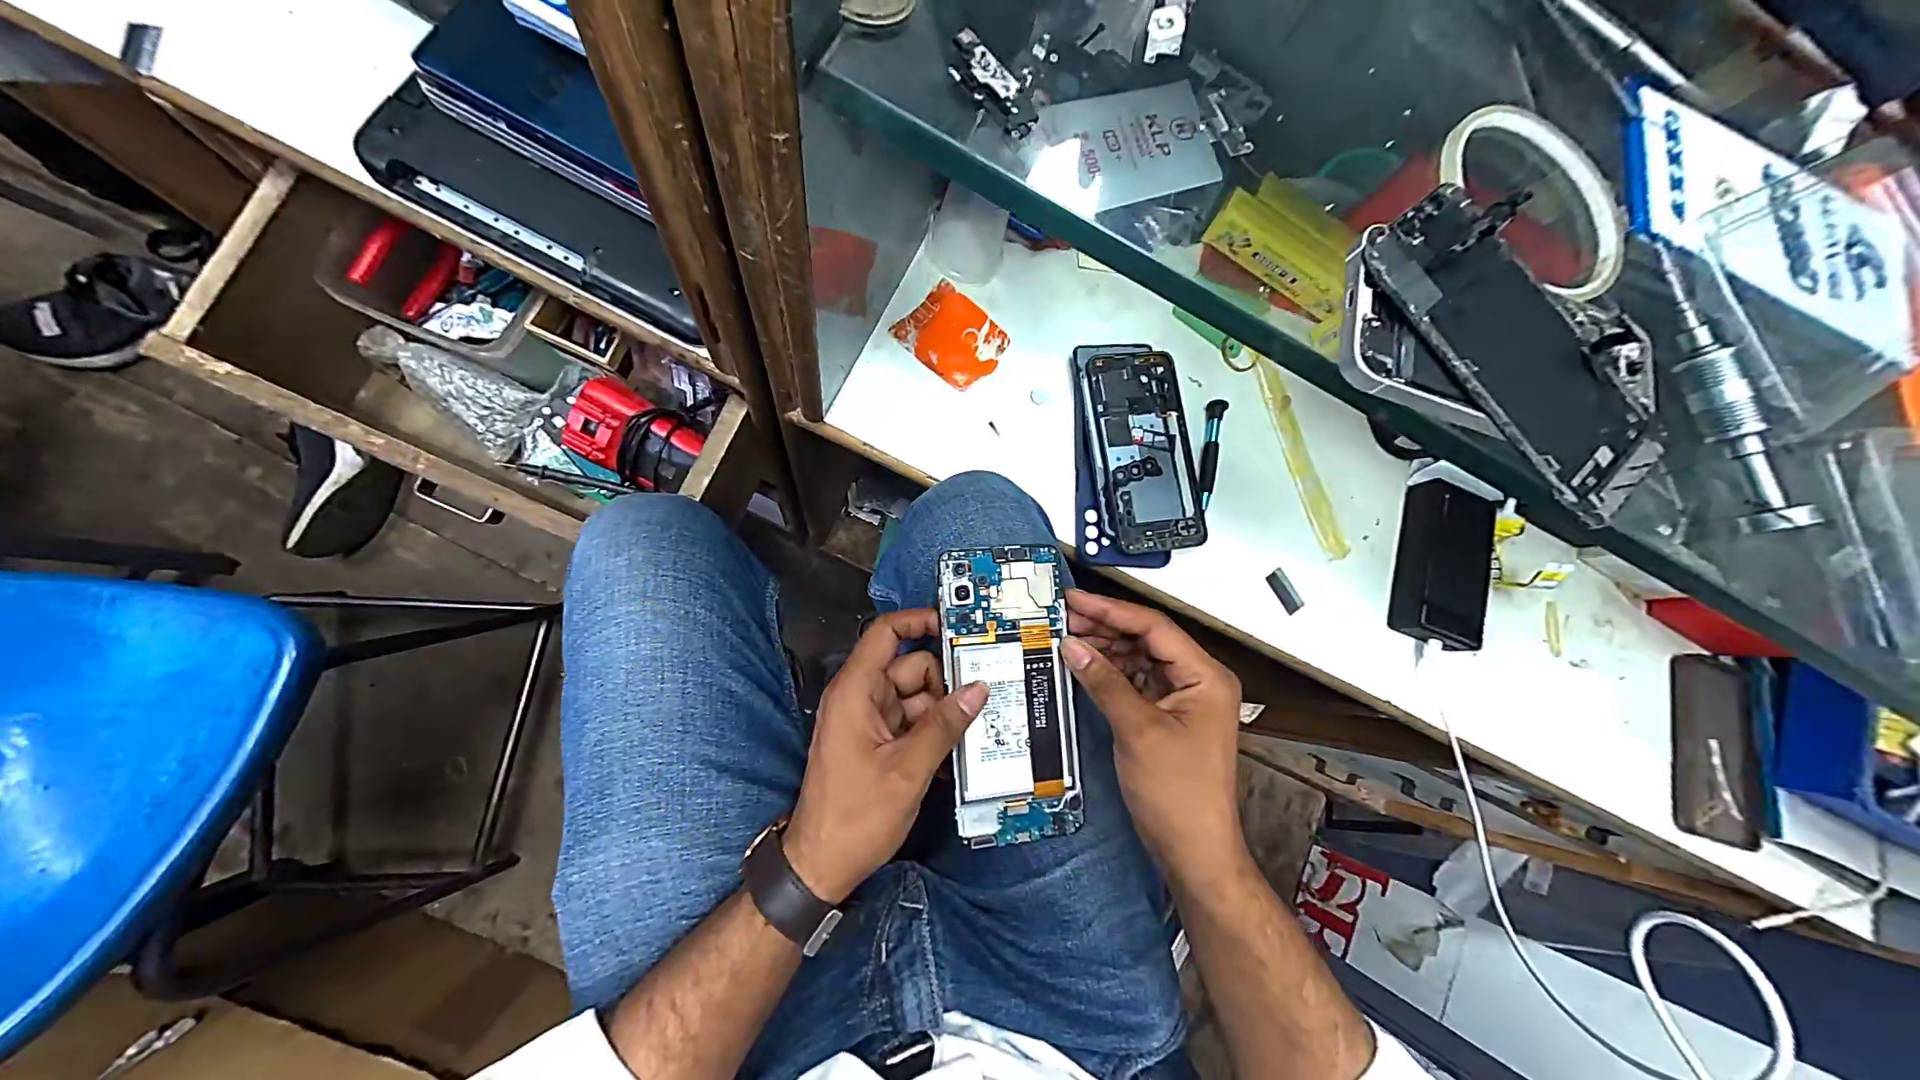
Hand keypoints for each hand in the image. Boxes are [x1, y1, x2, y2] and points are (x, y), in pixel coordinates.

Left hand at [784, 609, 986, 904]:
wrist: (822, 864)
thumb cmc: (853, 818)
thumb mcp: (908, 769)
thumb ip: (945, 725)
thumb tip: (977, 690)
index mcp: (855, 691)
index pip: (886, 634)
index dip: (919, 621)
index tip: (954, 626)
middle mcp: (861, 698)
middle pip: (912, 668)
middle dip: (944, 686)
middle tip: (974, 708)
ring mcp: (869, 720)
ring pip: (918, 697)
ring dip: (941, 715)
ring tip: (961, 743)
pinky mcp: (876, 741)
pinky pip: (912, 721)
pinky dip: (931, 732)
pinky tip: (948, 757)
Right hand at [1062, 590, 1246, 884]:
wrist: (1194, 849)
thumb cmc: (1178, 794)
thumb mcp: (1137, 729)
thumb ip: (1104, 681)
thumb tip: (1073, 646)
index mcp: (1205, 676)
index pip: (1153, 627)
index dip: (1110, 610)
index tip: (1075, 601)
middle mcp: (1199, 680)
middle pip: (1147, 639)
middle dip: (1105, 627)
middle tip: (1064, 619)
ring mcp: (1184, 698)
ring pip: (1140, 658)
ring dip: (1106, 649)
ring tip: (1068, 639)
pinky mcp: (1169, 715)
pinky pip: (1137, 681)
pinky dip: (1111, 672)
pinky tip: (1086, 666)